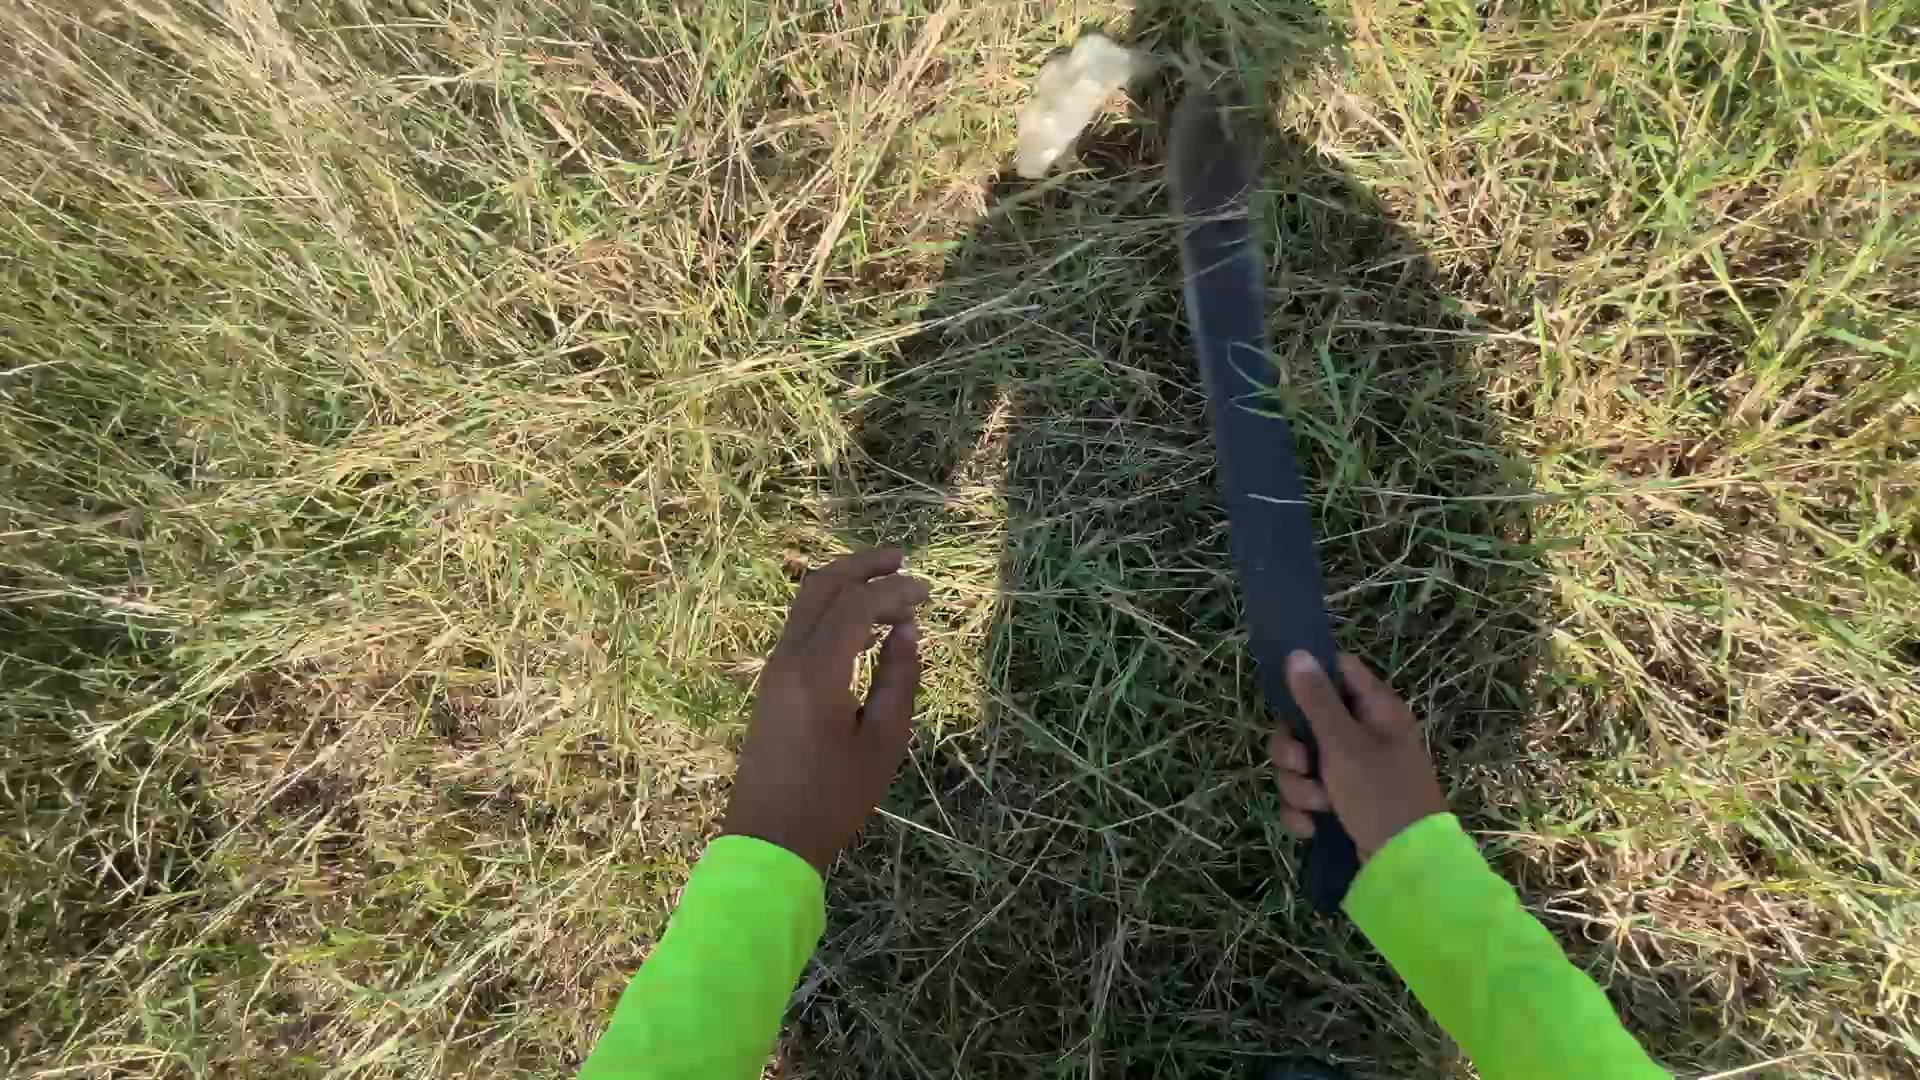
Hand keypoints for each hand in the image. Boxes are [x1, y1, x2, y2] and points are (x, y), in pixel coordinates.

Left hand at [722, 549, 930, 873]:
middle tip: (902, 558)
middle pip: (822, 586)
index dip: (895, 590)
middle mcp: (788, 657)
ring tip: (891, 589)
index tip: (929, 594)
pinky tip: (865, 628)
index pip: (857, 604)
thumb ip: (899, 678)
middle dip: (863, 564)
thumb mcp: (883, 741)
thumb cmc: (834, 797)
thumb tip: (908, 631)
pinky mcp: (773, 682)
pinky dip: (834, 612)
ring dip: (847, 586)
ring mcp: (774, 668)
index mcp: (816, 671)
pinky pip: (803, 627)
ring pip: (808, 603)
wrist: (769, 840)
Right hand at [1270, 651, 1447, 858]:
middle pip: (1305, 719)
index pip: (1338, 670)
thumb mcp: (1344, 744)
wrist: (1408, 872)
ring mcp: (1351, 770)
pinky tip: (1311, 827)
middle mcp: (1363, 734)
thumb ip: (1316, 699)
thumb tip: (1296, 653)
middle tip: (1300, 764)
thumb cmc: (1382, 796)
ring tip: (1317, 805)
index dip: (1309, 676)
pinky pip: (1304, 792)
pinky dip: (1302, 810)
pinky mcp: (1340, 801)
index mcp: (1375, 711)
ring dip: (1297, 784)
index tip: (1285, 693)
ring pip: (1300, 760)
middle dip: (1292, 748)